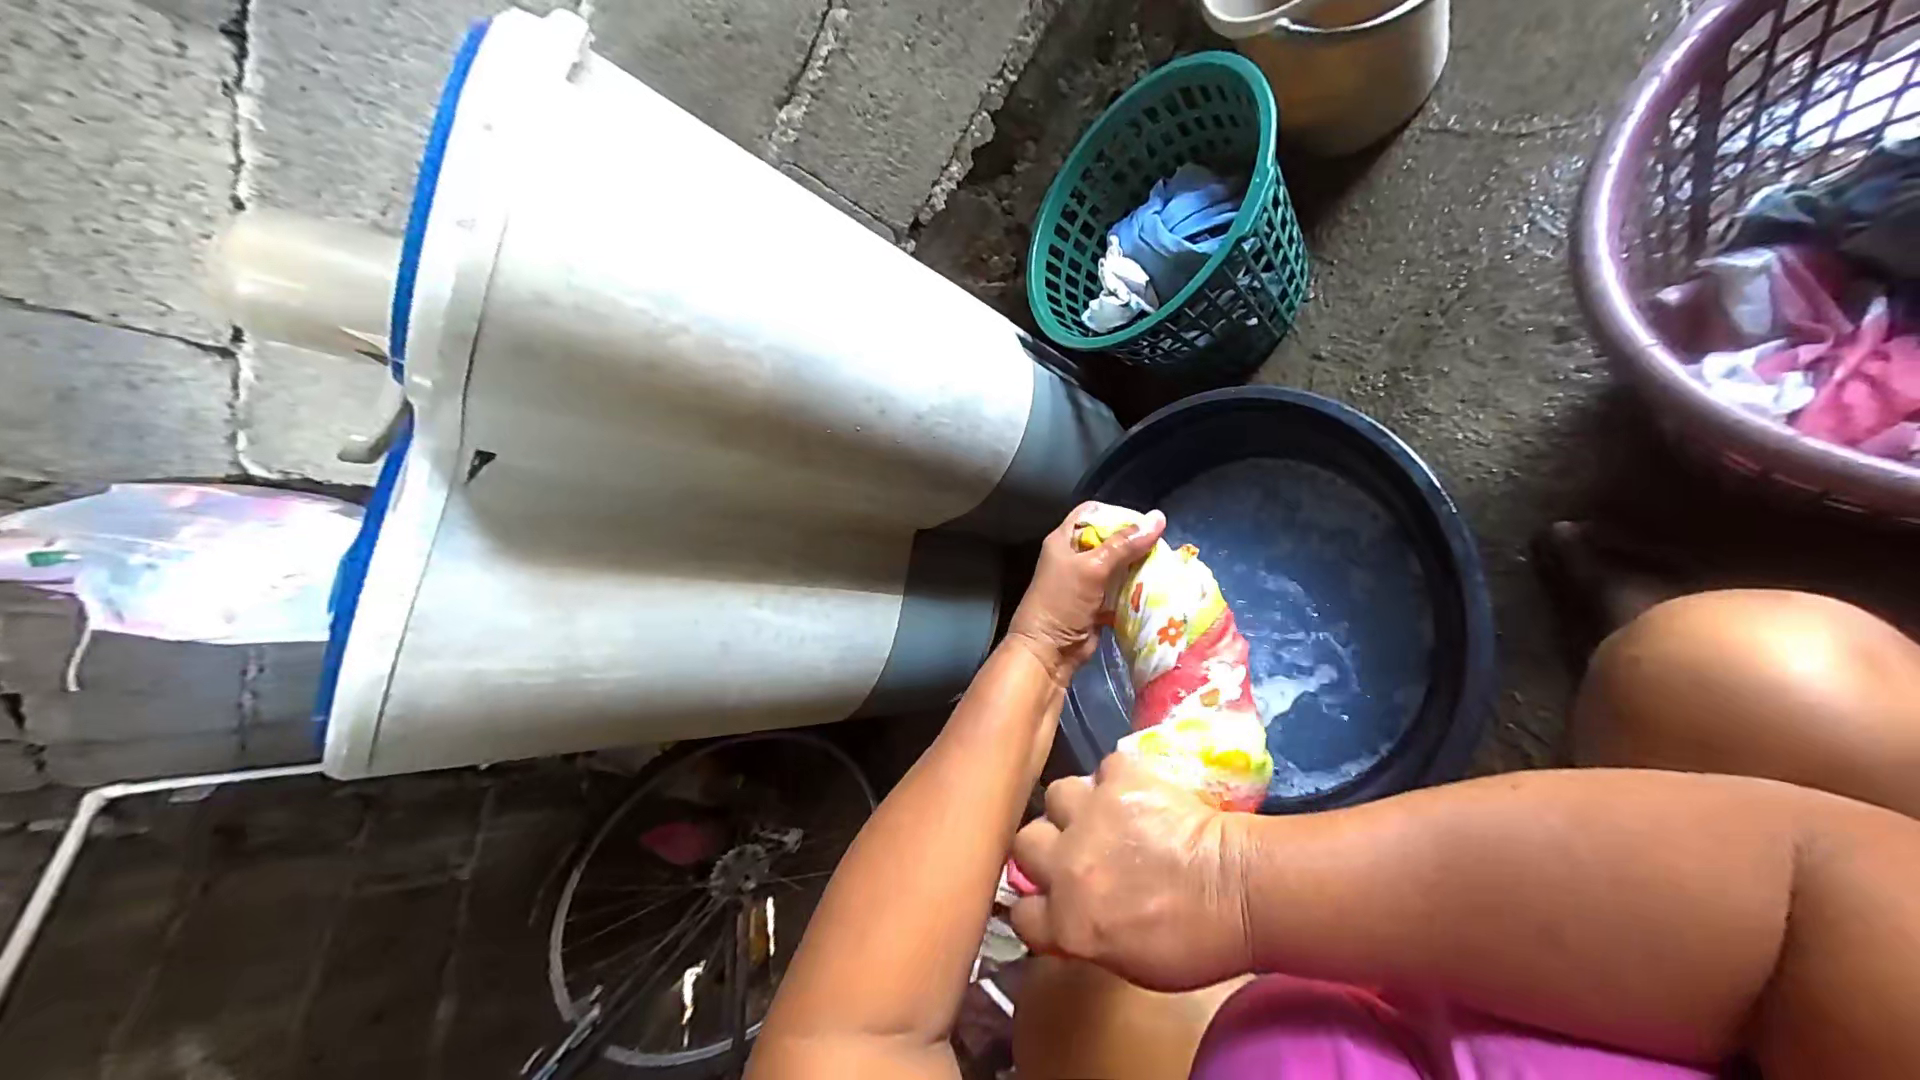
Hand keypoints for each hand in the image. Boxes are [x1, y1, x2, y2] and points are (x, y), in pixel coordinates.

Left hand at [1005, 502, 1164, 685]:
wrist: (1048, 651)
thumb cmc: (1063, 601)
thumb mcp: (1093, 567)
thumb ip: (1125, 544)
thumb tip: (1159, 517)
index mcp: (1064, 539)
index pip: (1092, 512)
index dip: (1116, 513)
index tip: (1144, 522)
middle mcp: (1074, 556)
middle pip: (1109, 539)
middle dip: (1134, 542)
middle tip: (1161, 547)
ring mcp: (1086, 581)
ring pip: (1118, 565)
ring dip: (1138, 567)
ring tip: (1165, 565)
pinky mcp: (1097, 602)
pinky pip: (1120, 589)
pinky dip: (1135, 588)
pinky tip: (1157, 587)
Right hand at [1008, 754, 1254, 991]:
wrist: (1242, 892)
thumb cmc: (1194, 942)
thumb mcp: (1127, 962)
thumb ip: (1082, 934)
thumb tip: (1067, 914)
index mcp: (1068, 922)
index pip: (1021, 913)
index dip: (1037, 904)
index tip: (1054, 898)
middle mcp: (1067, 865)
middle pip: (1025, 843)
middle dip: (1045, 846)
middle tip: (1074, 848)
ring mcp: (1090, 816)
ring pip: (1056, 795)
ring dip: (1075, 806)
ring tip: (1103, 813)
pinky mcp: (1120, 780)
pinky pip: (1104, 768)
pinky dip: (1119, 779)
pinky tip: (1139, 794)